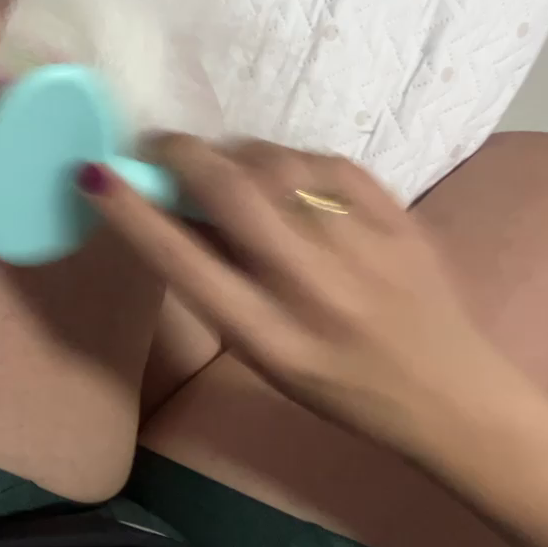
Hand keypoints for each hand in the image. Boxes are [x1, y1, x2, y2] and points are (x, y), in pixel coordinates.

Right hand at [82, 137, 536, 455]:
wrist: (453, 398)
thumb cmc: (335, 384)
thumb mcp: (260, 350)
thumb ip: (216, 281)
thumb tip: (172, 206)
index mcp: (266, 334)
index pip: (180, 259)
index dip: (130, 210)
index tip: (95, 172)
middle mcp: (311, 287)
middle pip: (228, 192)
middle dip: (179, 155)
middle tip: (158, 148)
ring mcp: (363, 247)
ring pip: (277, 164)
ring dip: (233, 153)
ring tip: (224, 165)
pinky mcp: (400, 219)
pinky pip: (327, 161)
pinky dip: (289, 157)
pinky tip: (283, 173)